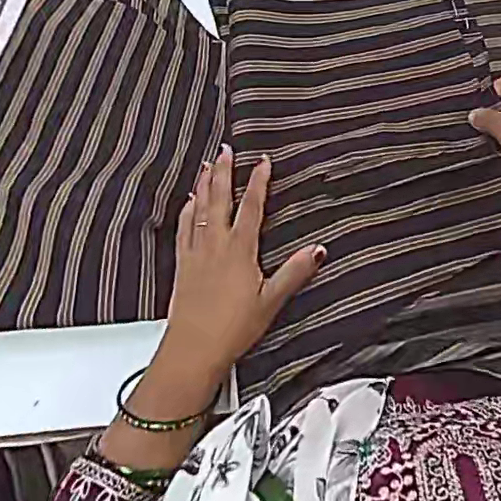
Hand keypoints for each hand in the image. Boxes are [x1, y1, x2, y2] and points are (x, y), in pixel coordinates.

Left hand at [154, 146, 321, 391]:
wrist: (192, 350)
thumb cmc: (232, 328)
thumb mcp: (271, 301)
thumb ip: (294, 272)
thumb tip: (318, 250)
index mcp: (240, 249)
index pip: (252, 206)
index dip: (259, 181)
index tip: (263, 162)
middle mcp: (215, 244)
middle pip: (220, 199)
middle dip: (224, 172)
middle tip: (226, 150)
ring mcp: (196, 252)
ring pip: (199, 208)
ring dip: (204, 184)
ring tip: (207, 165)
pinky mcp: (182, 264)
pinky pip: (183, 227)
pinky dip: (187, 210)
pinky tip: (188, 202)